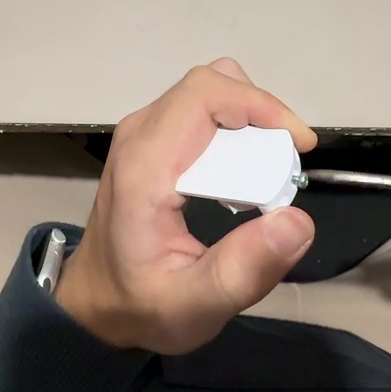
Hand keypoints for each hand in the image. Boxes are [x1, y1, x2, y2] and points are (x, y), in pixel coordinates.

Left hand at [54, 59, 317, 354]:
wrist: (92, 303)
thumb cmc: (139, 305)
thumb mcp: (194, 306)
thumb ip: (244, 269)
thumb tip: (298, 221)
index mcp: (146, 165)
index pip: (204, 95)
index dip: (258, 104)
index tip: (299, 143)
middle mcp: (140, 135)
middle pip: (208, 86)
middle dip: (260, 113)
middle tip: (287, 163)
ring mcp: (142, 133)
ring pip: (205, 92)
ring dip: (247, 117)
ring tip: (270, 167)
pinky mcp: (150, 140)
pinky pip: (198, 110)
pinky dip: (233, 126)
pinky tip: (246, 170)